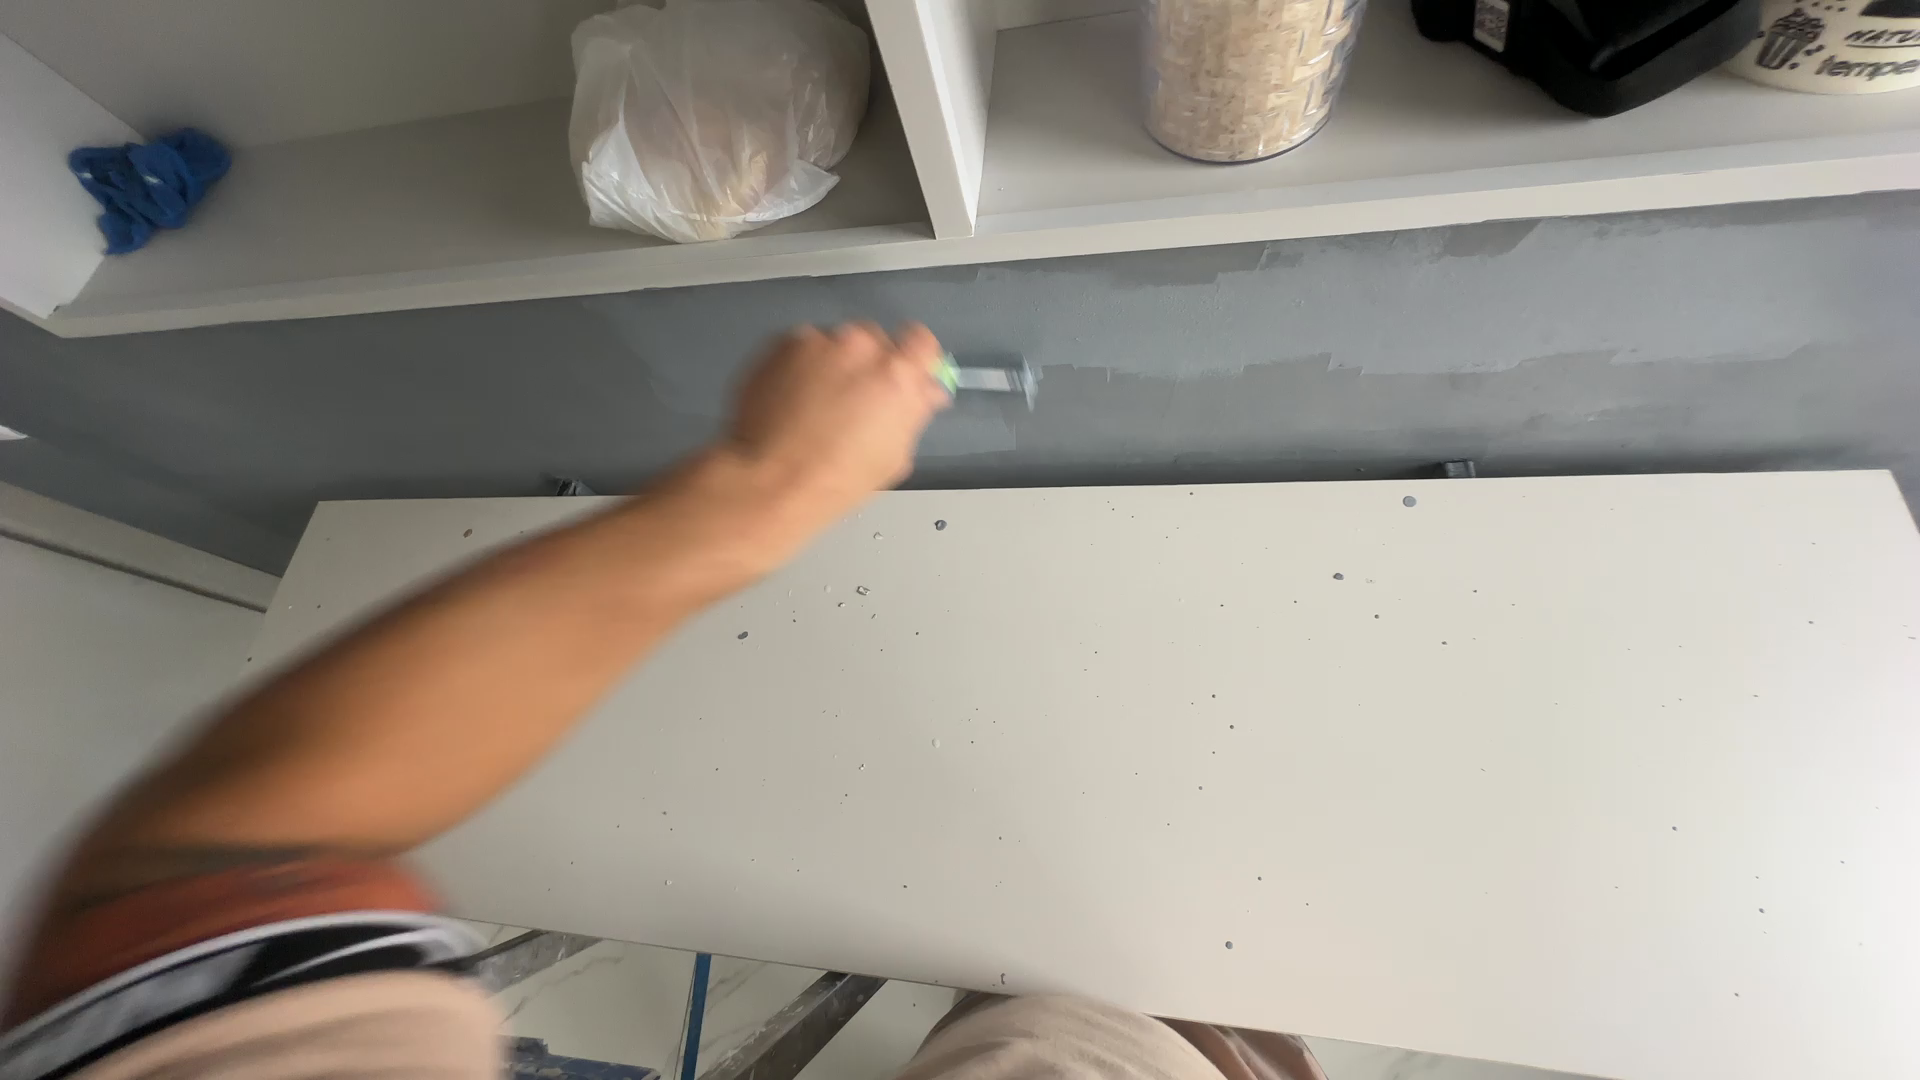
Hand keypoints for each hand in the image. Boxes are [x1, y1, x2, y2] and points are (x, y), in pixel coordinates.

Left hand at [722, 321, 950, 523]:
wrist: (774, 478)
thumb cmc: (838, 477)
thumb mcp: (895, 454)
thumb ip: (913, 412)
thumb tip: (924, 393)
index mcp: (897, 374)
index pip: (921, 341)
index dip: (913, 357)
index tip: (904, 372)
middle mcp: (860, 347)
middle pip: (875, 339)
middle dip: (868, 363)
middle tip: (854, 399)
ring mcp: (817, 342)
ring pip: (834, 343)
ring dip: (832, 363)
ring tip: (817, 403)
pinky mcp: (781, 344)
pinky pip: (801, 348)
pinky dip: (800, 366)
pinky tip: (793, 399)